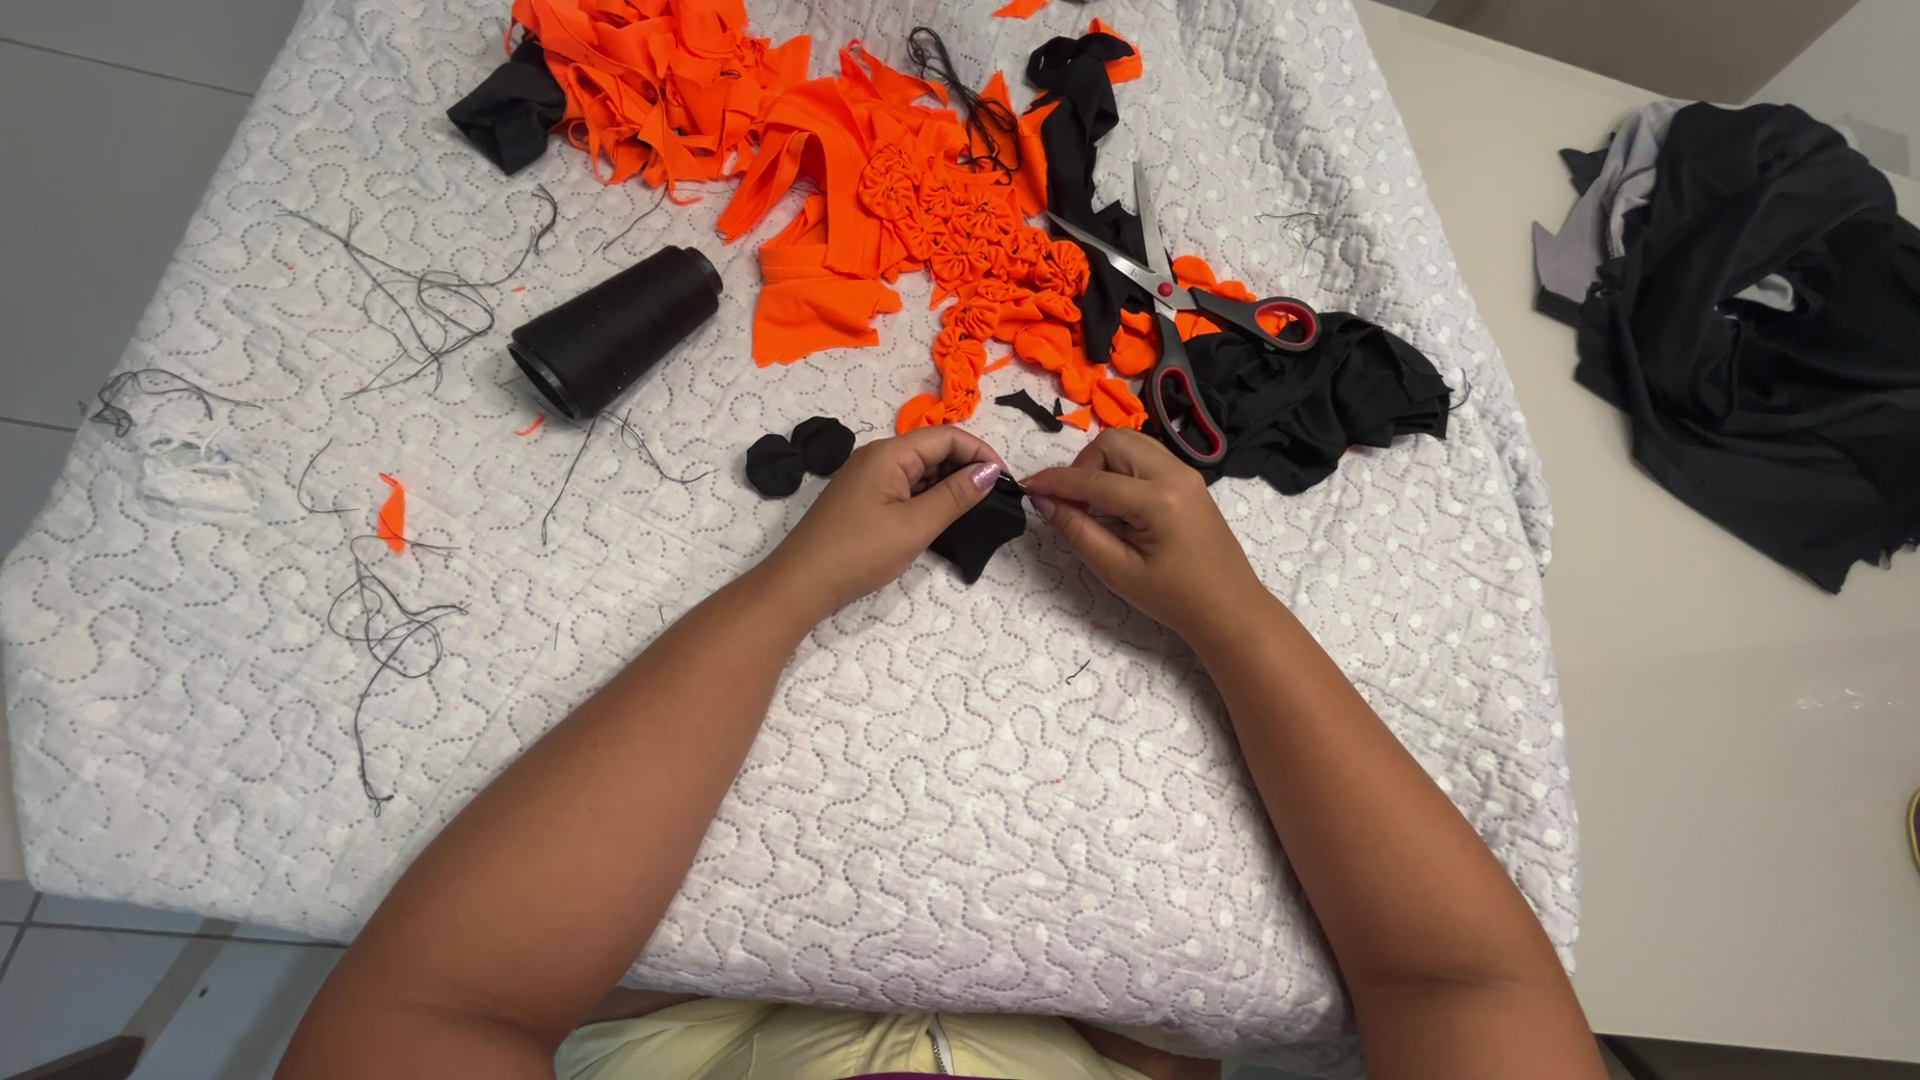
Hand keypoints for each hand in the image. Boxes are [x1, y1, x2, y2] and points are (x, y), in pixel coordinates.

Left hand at [762, 426, 1007, 615]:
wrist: (800, 584)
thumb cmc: (858, 552)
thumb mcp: (914, 526)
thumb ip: (954, 497)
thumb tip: (990, 473)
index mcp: (889, 453)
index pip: (946, 436)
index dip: (980, 452)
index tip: (1005, 481)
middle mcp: (878, 457)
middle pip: (933, 449)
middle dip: (966, 467)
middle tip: (995, 499)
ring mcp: (868, 479)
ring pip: (920, 470)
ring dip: (949, 485)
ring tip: (977, 510)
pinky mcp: (863, 500)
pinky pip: (905, 488)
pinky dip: (928, 498)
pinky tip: (943, 518)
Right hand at [1022, 429, 1265, 647]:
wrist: (1229, 608)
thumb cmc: (1173, 598)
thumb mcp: (1116, 571)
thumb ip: (1077, 531)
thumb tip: (1043, 501)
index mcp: (1158, 500)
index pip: (1093, 479)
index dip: (1054, 481)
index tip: (1026, 487)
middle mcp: (1175, 473)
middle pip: (1112, 442)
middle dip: (1083, 466)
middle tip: (1073, 503)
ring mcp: (1186, 472)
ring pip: (1129, 442)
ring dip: (1102, 463)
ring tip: (1093, 502)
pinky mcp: (1189, 478)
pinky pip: (1145, 454)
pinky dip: (1121, 467)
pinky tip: (1116, 501)